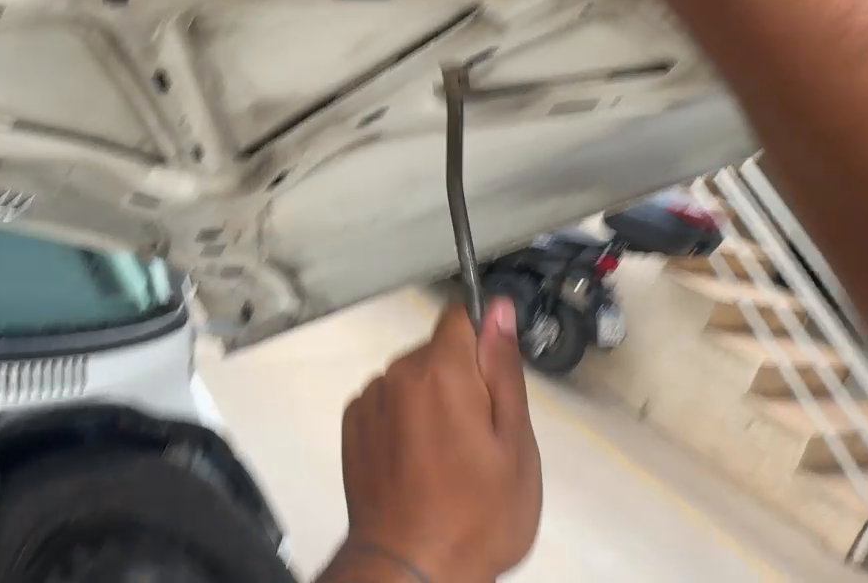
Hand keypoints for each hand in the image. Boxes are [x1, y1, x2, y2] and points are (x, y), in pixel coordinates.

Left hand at [329, 300, 541, 581]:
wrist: (410, 565)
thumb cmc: (475, 515)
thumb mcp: (514, 443)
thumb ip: (503, 367)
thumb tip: (498, 309)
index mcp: (441, 370)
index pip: (459, 316)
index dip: (482, 341)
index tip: (494, 379)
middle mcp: (397, 372)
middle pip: (436, 351)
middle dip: (460, 379)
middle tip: (479, 437)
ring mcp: (370, 397)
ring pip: (412, 378)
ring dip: (430, 401)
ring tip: (449, 458)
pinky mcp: (353, 421)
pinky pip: (388, 402)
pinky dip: (403, 420)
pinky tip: (418, 462)